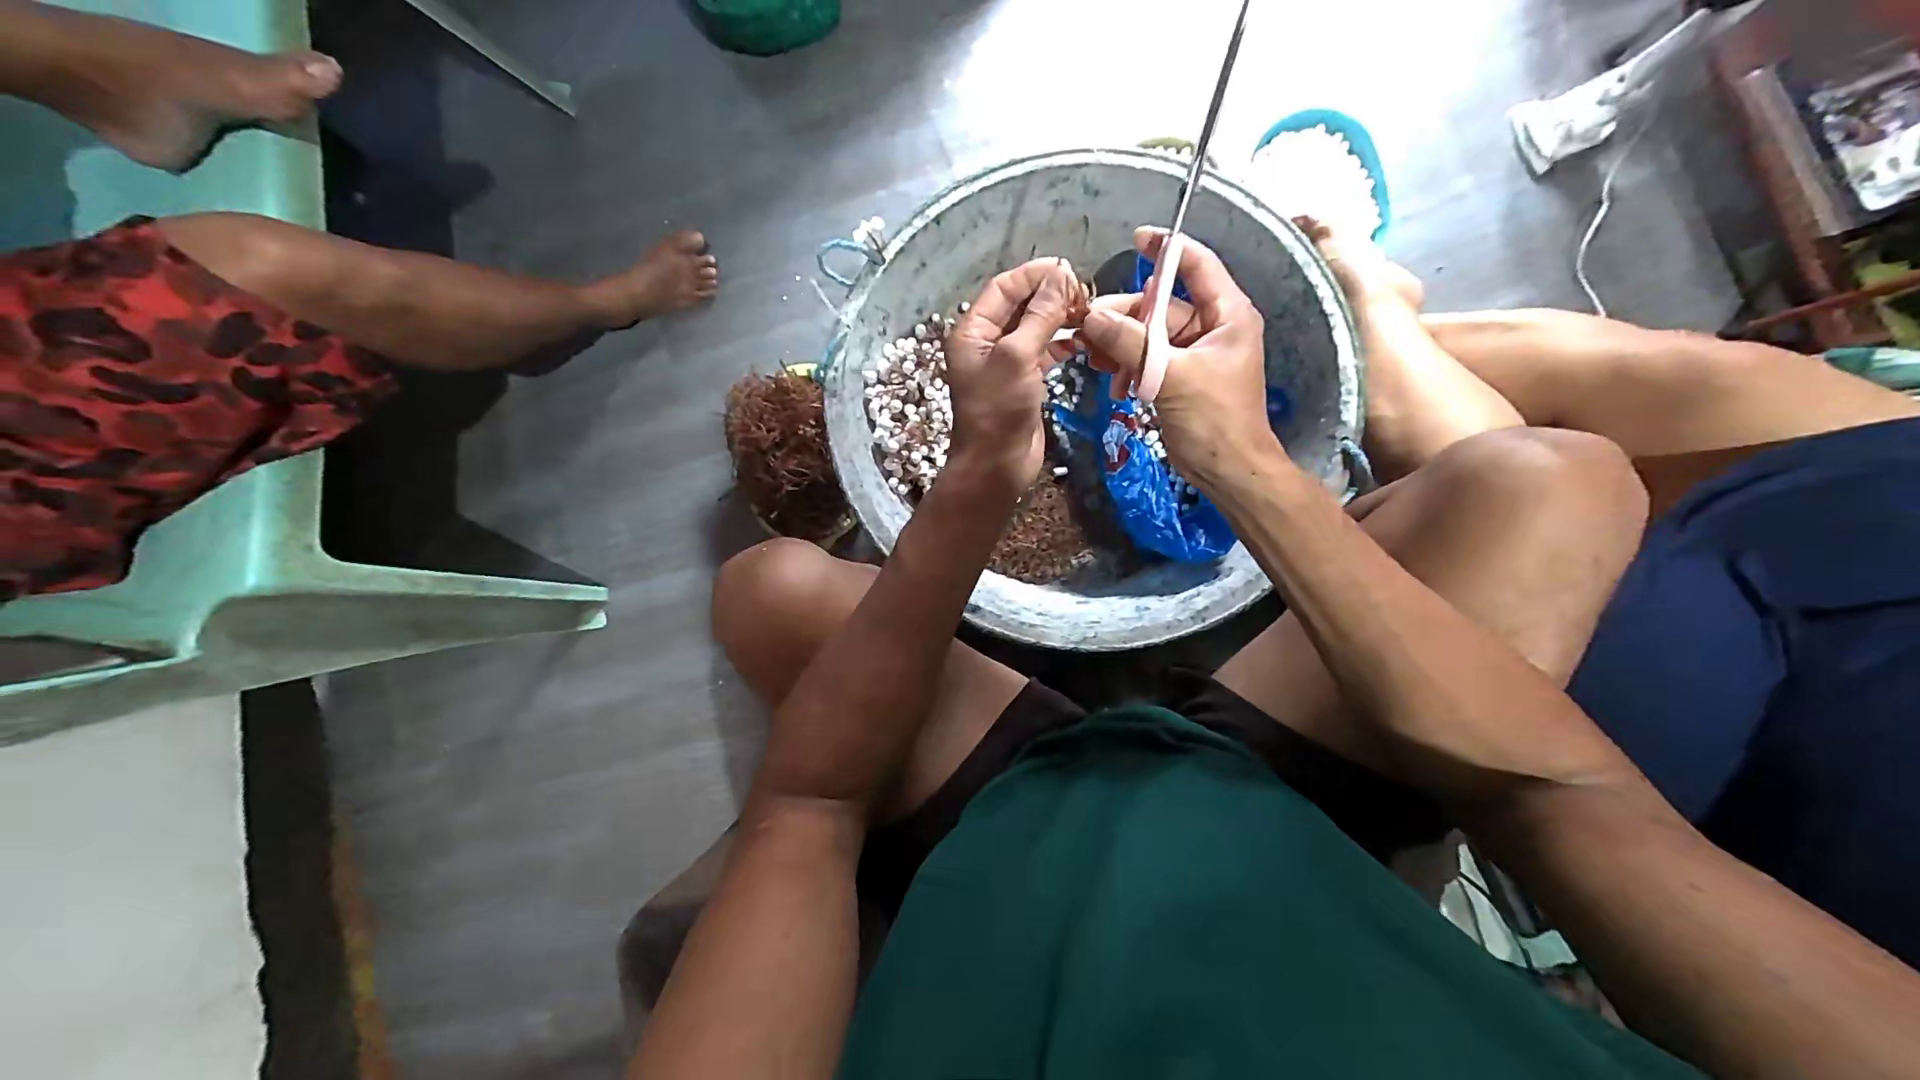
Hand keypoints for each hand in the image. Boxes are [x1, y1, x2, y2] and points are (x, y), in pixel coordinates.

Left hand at [943, 258, 1086, 496]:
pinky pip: (1045, 350)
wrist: (996, 466)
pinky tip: (1082, 339)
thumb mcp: (1017, 358)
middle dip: (1051, 295)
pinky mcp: (1024, 380)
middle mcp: (987, 341)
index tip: (1070, 271)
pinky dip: (1063, 342)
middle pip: (1021, 303)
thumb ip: (1039, 316)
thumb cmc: (998, 412)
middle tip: (1085, 296)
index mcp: (973, 330)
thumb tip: (1060, 275)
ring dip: (1061, 317)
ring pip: (1036, 326)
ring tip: (1088, 314)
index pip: (1004, 287)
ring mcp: (1006, 361)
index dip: (1035, 275)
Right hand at [1074, 227, 1279, 488]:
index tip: (1136, 239)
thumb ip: (1130, 343)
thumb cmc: (1215, 418)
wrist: (1227, 469)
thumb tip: (1091, 317)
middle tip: (1089, 327)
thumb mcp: (1172, 376)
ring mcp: (1193, 354)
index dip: (1166, 249)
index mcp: (1226, 314)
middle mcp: (1210, 327)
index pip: (1196, 265)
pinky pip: (1146, 360)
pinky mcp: (1178, 378)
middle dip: (1124, 315)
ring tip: (1095, 359)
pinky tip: (1115, 383)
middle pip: (1160, 305)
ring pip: (1148, 335)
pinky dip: (1128, 367)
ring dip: (1120, 345)